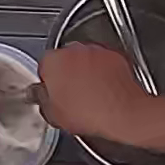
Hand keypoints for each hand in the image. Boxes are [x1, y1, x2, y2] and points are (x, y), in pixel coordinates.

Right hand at [38, 42, 164, 155]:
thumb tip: (39, 94)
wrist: (125, 113)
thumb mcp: (54, 115)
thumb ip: (41, 98)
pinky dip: (102, 71)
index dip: (48, 81)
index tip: (53, 91)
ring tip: (88, 94)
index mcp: (53, 61)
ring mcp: (95, 50)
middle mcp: (74, 50)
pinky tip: (103, 89)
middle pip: (63, 59)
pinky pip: (102, 61)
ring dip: (84, 71)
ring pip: (83, 59)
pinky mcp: (113, 55)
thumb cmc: (91, 113)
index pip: (43, 66)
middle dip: (66, 73)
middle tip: (70, 94)